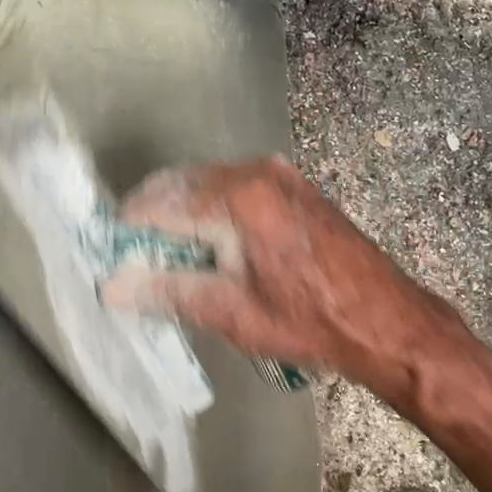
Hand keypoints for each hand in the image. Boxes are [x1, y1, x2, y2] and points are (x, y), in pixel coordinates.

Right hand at [100, 156, 460, 392]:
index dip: (129, 226)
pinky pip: (234, 182)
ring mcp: (278, 172)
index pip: (163, 202)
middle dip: (151, 212)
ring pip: (208, 179)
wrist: (384, 316)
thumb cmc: (307, 320)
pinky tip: (206, 237)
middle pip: (184, 182)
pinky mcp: (292, 182)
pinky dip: (210, 203)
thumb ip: (168, 291)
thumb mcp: (232, 312)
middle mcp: (256, 171)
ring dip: (180, 206)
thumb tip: (112, 286)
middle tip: (129, 251)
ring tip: (162, 249)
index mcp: (239, 197)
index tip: (107, 249)